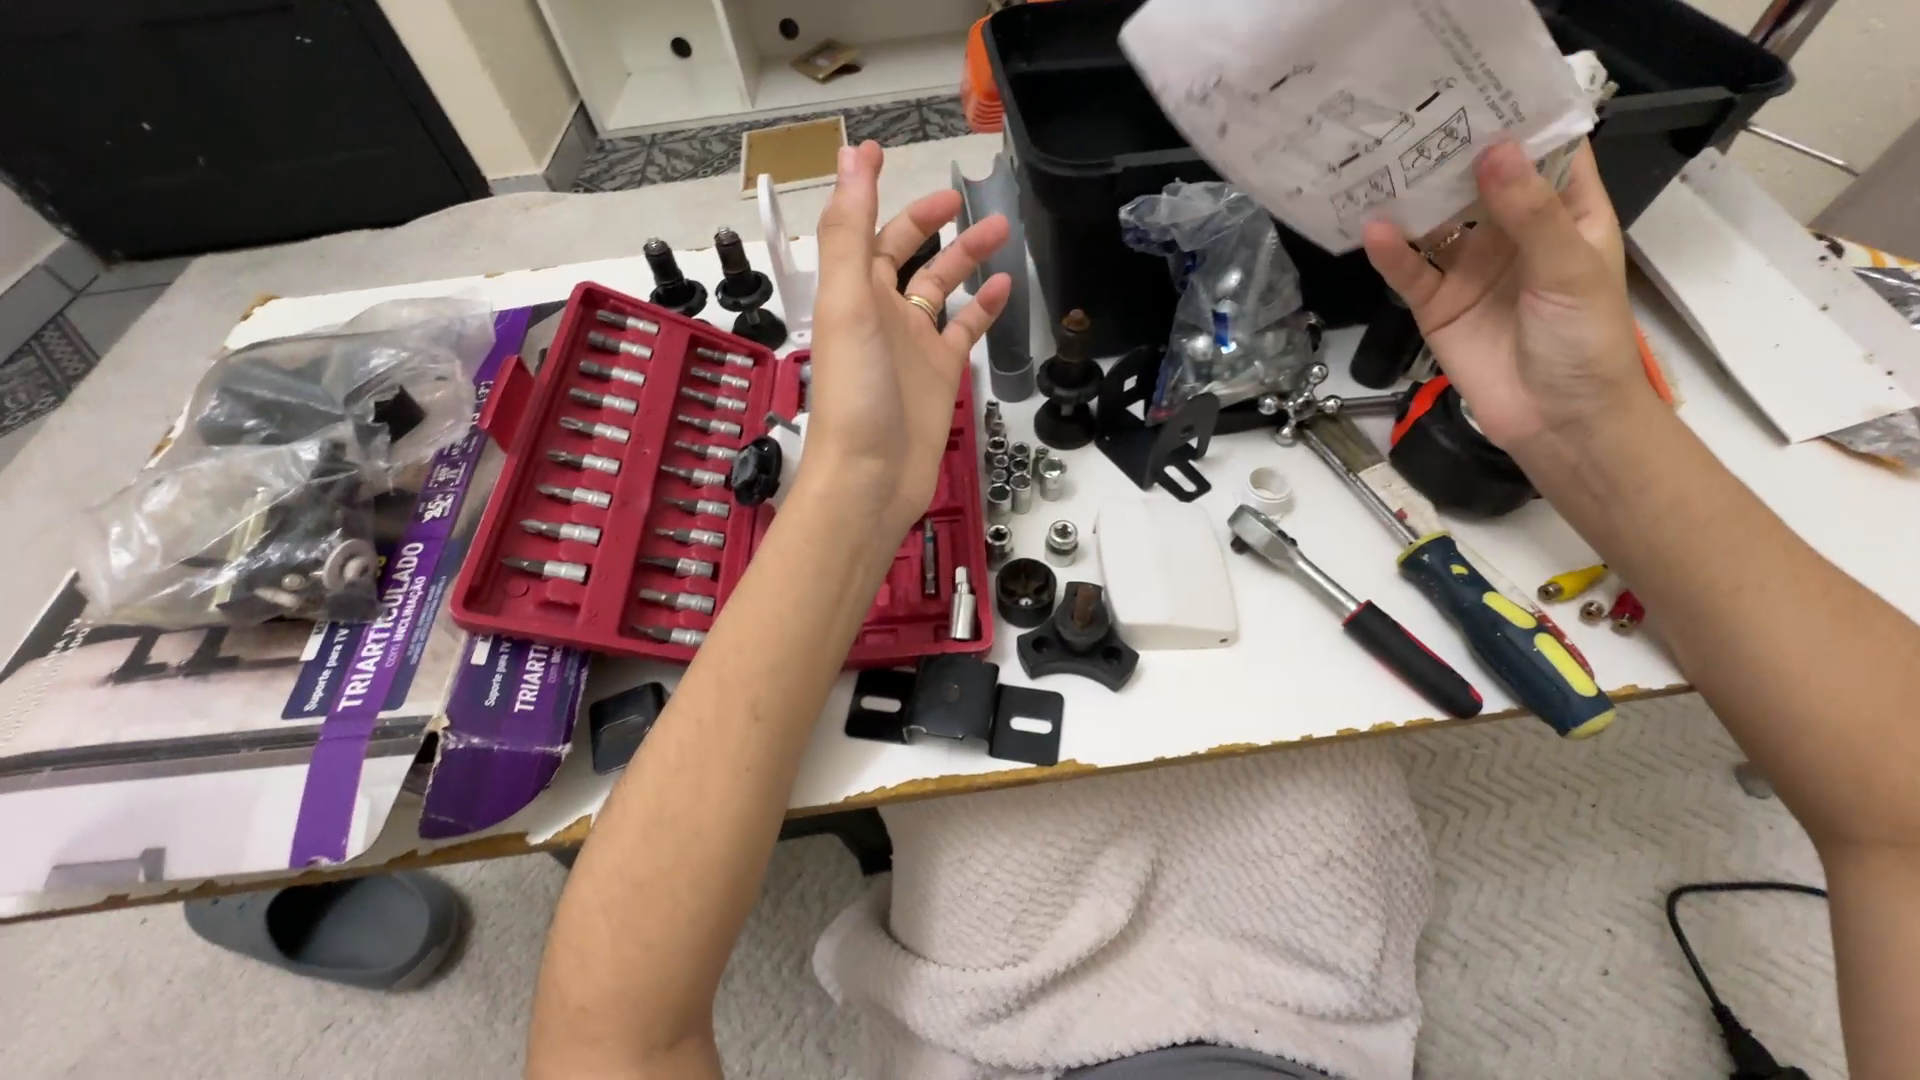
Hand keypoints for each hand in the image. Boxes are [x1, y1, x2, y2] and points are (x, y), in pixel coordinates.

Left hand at [797, 140, 1011, 540]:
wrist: (872, 477)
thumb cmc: (856, 394)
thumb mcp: (847, 303)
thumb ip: (850, 230)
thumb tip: (853, 157)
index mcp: (851, 293)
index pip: (863, 230)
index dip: (871, 192)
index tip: (885, 153)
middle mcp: (881, 314)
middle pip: (905, 256)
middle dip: (929, 223)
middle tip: (963, 199)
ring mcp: (913, 344)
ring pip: (942, 289)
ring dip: (967, 258)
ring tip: (1001, 228)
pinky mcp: (941, 374)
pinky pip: (965, 330)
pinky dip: (985, 307)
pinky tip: (1007, 285)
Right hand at [1361, 140, 1654, 454]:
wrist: (1555, 418)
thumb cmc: (1584, 338)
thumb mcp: (1568, 267)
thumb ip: (1528, 212)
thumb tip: (1493, 152)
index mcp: (1566, 215)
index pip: (1544, 156)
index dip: (1517, 124)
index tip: (1480, 92)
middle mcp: (1515, 235)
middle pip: (1479, 185)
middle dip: (1452, 157)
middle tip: (1415, 122)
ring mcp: (1472, 270)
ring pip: (1438, 225)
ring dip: (1415, 200)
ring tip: (1384, 166)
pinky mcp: (1437, 305)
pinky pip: (1410, 272)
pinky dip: (1392, 254)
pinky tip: (1374, 230)